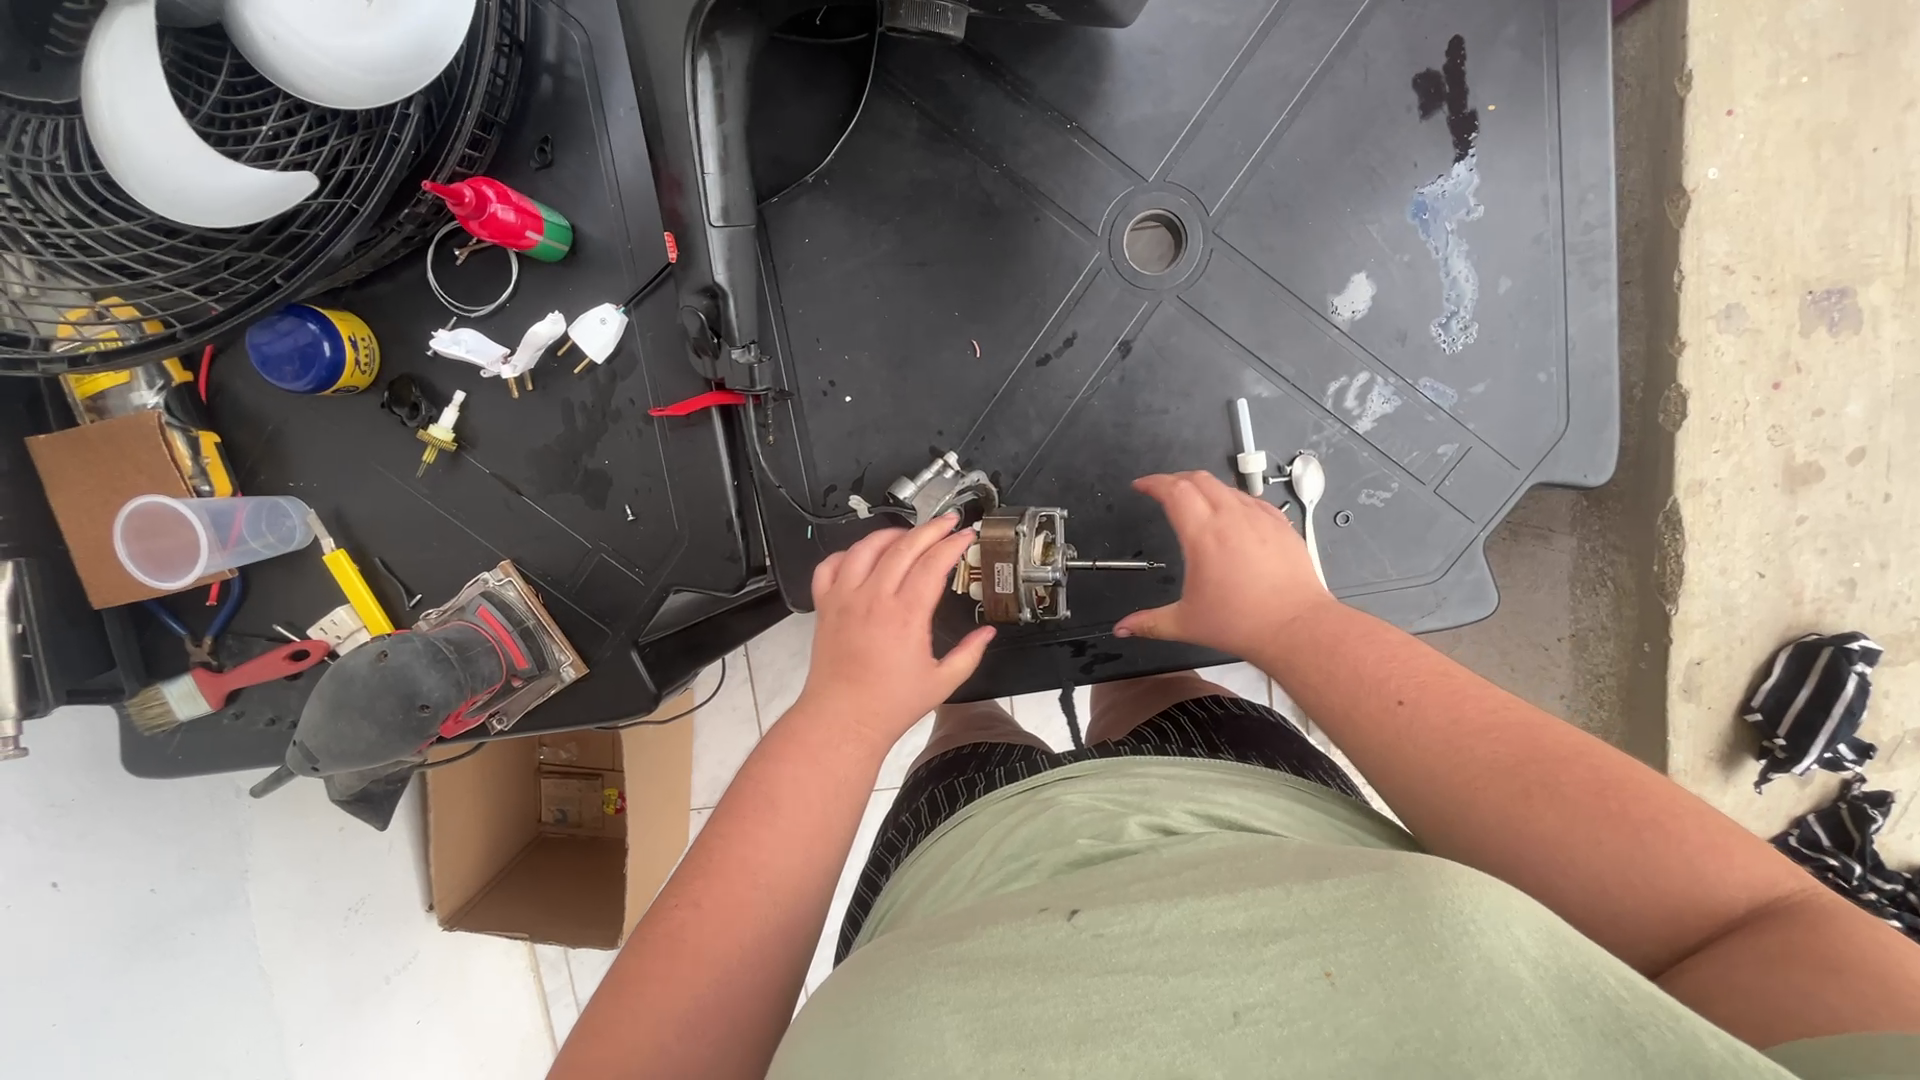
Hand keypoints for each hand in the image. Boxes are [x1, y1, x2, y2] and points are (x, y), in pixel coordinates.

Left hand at [795, 514, 995, 745]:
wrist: (842, 719)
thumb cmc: (889, 705)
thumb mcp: (942, 682)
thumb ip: (970, 653)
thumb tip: (987, 633)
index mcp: (906, 615)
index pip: (934, 563)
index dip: (953, 544)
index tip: (965, 536)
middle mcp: (874, 599)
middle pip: (904, 546)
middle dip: (930, 528)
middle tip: (948, 522)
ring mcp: (845, 599)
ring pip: (866, 548)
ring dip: (891, 534)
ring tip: (909, 534)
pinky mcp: (825, 606)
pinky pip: (830, 566)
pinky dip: (847, 554)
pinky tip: (863, 557)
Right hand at [1114, 471, 1335, 656]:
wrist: (1296, 627)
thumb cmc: (1243, 624)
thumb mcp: (1186, 623)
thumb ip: (1149, 623)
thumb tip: (1122, 628)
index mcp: (1203, 535)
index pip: (1173, 491)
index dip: (1153, 482)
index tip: (1142, 485)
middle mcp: (1232, 518)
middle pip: (1199, 479)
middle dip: (1175, 479)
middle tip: (1163, 489)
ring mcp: (1260, 519)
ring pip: (1226, 486)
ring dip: (1204, 487)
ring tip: (1194, 500)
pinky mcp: (1281, 526)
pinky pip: (1253, 500)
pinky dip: (1233, 498)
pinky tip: (1232, 512)